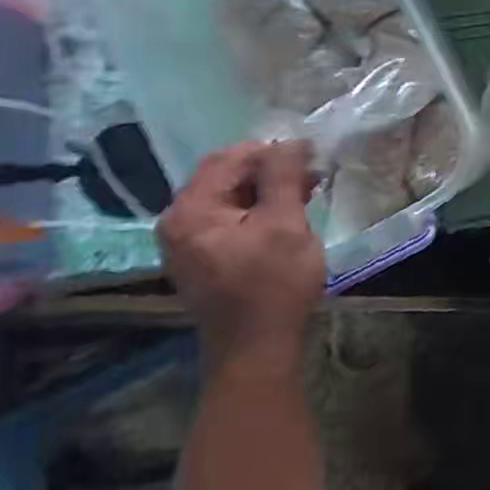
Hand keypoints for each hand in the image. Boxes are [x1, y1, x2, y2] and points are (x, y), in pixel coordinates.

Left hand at [157, 141, 324, 376]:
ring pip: (228, 199)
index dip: (270, 150)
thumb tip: (289, 141)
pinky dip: (256, 212)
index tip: (311, 154)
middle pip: (224, 177)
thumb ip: (282, 177)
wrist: (256, 348)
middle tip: (312, 175)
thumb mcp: (285, 224)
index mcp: (191, 210)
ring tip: (305, 195)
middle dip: (269, 170)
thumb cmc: (273, 284)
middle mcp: (177, 222)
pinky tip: (285, 218)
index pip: (228, 159)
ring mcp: (186, 243)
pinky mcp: (201, 259)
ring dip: (265, 191)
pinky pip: (227, 220)